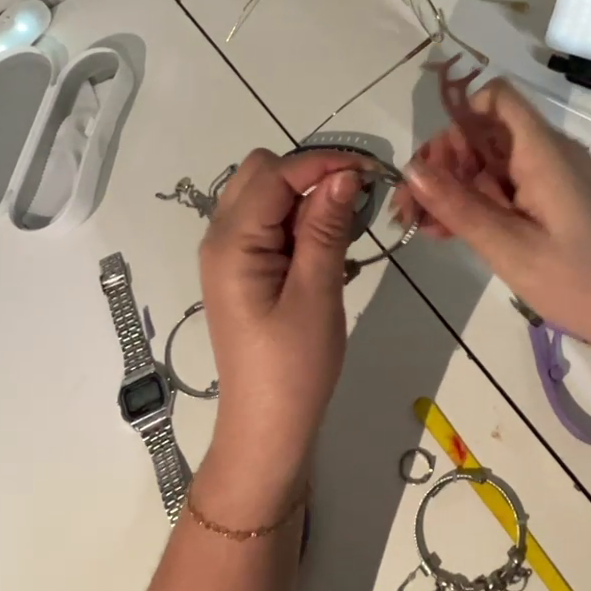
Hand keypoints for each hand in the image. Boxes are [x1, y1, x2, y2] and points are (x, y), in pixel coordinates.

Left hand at [195, 147, 364, 518]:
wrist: (267, 427)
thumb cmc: (293, 366)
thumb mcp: (317, 293)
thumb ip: (326, 228)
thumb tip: (345, 174)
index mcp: (231, 243)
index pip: (275, 174)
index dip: (322, 163)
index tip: (370, 173)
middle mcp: (220, 238)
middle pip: (261, 174)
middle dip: (309, 175)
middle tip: (354, 204)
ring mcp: (228, 254)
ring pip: (265, 196)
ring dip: (305, 199)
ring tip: (345, 230)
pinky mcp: (242, 270)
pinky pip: (268, 224)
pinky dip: (298, 223)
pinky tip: (328, 252)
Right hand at [402, 79, 590, 357]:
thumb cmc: (579, 283)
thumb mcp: (510, 248)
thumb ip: (459, 206)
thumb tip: (411, 168)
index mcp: (543, 152)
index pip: (496, 98)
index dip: (458, 119)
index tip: (434, 166)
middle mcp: (550, 153)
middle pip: (485, 134)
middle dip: (443, 164)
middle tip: (411, 209)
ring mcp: (554, 178)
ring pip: (492, 164)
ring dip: (455, 189)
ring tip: (423, 227)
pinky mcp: (556, 201)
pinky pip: (508, 188)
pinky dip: (478, 204)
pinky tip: (449, 233)